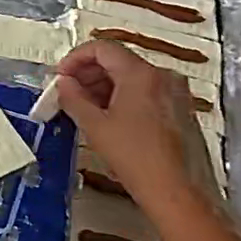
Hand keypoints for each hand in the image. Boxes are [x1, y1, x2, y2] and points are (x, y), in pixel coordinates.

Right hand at [54, 39, 211, 201]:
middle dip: (88, 73)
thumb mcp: (96, 127)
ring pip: (132, 77)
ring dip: (104, 86)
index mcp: (141, 74)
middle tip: (67, 93)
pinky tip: (109, 119)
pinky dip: (124, 97)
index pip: (103, 48)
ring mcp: (175, 92)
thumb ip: (74, 98)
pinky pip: (146, 92)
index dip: (75, 58)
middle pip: (118, 61)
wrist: (177, 192)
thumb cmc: (135, 158)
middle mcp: (162, 75)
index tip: (60, 76)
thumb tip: (63, 83)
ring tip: (84, 108)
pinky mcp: (180, 109)